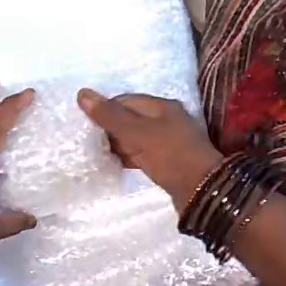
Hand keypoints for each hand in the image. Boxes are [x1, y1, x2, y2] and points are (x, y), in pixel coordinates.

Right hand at [77, 88, 223, 209]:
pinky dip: (127, 157)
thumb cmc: (171, 157)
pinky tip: (113, 164)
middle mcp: (166, 120)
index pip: (125, 100)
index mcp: (162, 106)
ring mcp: (167, 142)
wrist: (202, 192)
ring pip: (134, 138)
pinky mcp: (166, 162)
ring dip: (117, 144)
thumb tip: (82, 94)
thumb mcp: (137, 133)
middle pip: (130, 118)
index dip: (104, 109)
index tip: (85, 124)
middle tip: (88, 140)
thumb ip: (110, 116)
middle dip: (109, 127)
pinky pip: (141, 154)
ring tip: (96, 153)